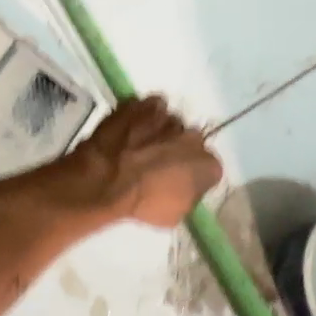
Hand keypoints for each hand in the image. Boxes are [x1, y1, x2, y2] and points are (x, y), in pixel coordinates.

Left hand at [63, 96, 221, 228]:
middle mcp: (192, 135)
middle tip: (160, 159)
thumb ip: (190, 193)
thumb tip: (187, 183)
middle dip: (178, 147)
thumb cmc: (143, 201)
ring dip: (160, 129)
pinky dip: (143, 113)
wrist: (106, 176)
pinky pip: (148, 105)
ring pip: (169, 120)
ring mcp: (166, 114)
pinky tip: (132, 125)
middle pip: (190, 139)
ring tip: (142, 141)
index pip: (209, 167)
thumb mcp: (176, 213)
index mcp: (207, 164)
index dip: (195, 173)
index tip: (181, 179)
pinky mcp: (141, 102)